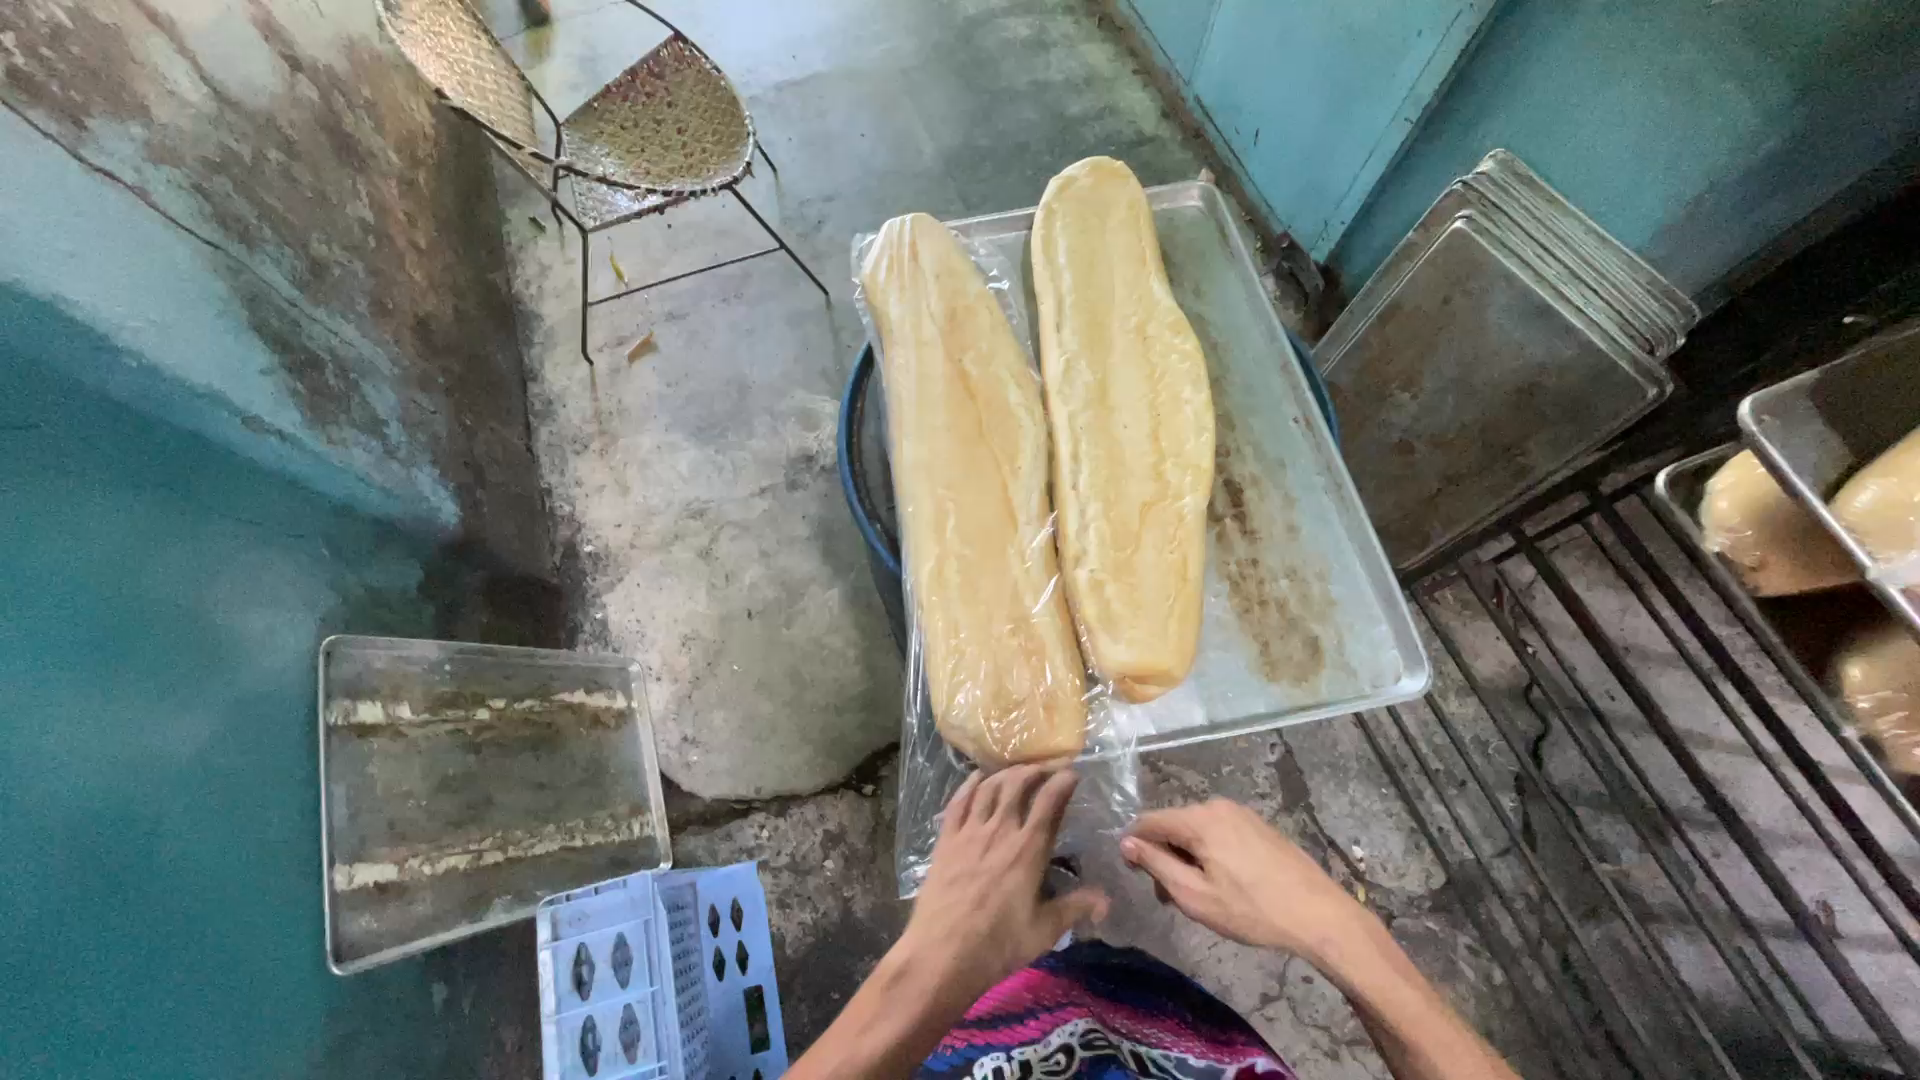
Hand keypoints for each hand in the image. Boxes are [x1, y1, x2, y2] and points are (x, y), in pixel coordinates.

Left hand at [896, 765, 1109, 1006]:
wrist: (942, 953)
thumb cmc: (998, 945)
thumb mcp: (1044, 931)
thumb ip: (1075, 908)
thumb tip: (1107, 900)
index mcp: (1028, 850)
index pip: (1049, 802)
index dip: (1062, 782)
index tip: (1072, 773)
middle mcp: (1000, 830)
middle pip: (1017, 784)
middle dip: (1034, 770)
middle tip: (1046, 769)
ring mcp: (969, 832)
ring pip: (989, 788)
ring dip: (1006, 773)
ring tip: (1017, 770)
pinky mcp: (946, 840)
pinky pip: (958, 801)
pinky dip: (970, 784)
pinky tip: (977, 778)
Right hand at [1121, 798, 1374, 963]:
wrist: (1319, 915)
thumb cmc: (1252, 910)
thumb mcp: (1195, 895)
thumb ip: (1155, 865)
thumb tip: (1126, 842)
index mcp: (1198, 819)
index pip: (1148, 821)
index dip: (1136, 847)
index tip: (1139, 878)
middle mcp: (1216, 806)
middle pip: (1173, 825)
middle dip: (1164, 856)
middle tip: (1173, 898)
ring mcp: (1240, 813)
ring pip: (1196, 830)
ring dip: (1188, 857)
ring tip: (1202, 894)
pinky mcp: (1258, 825)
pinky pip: (1219, 832)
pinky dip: (1210, 852)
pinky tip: (1226, 882)